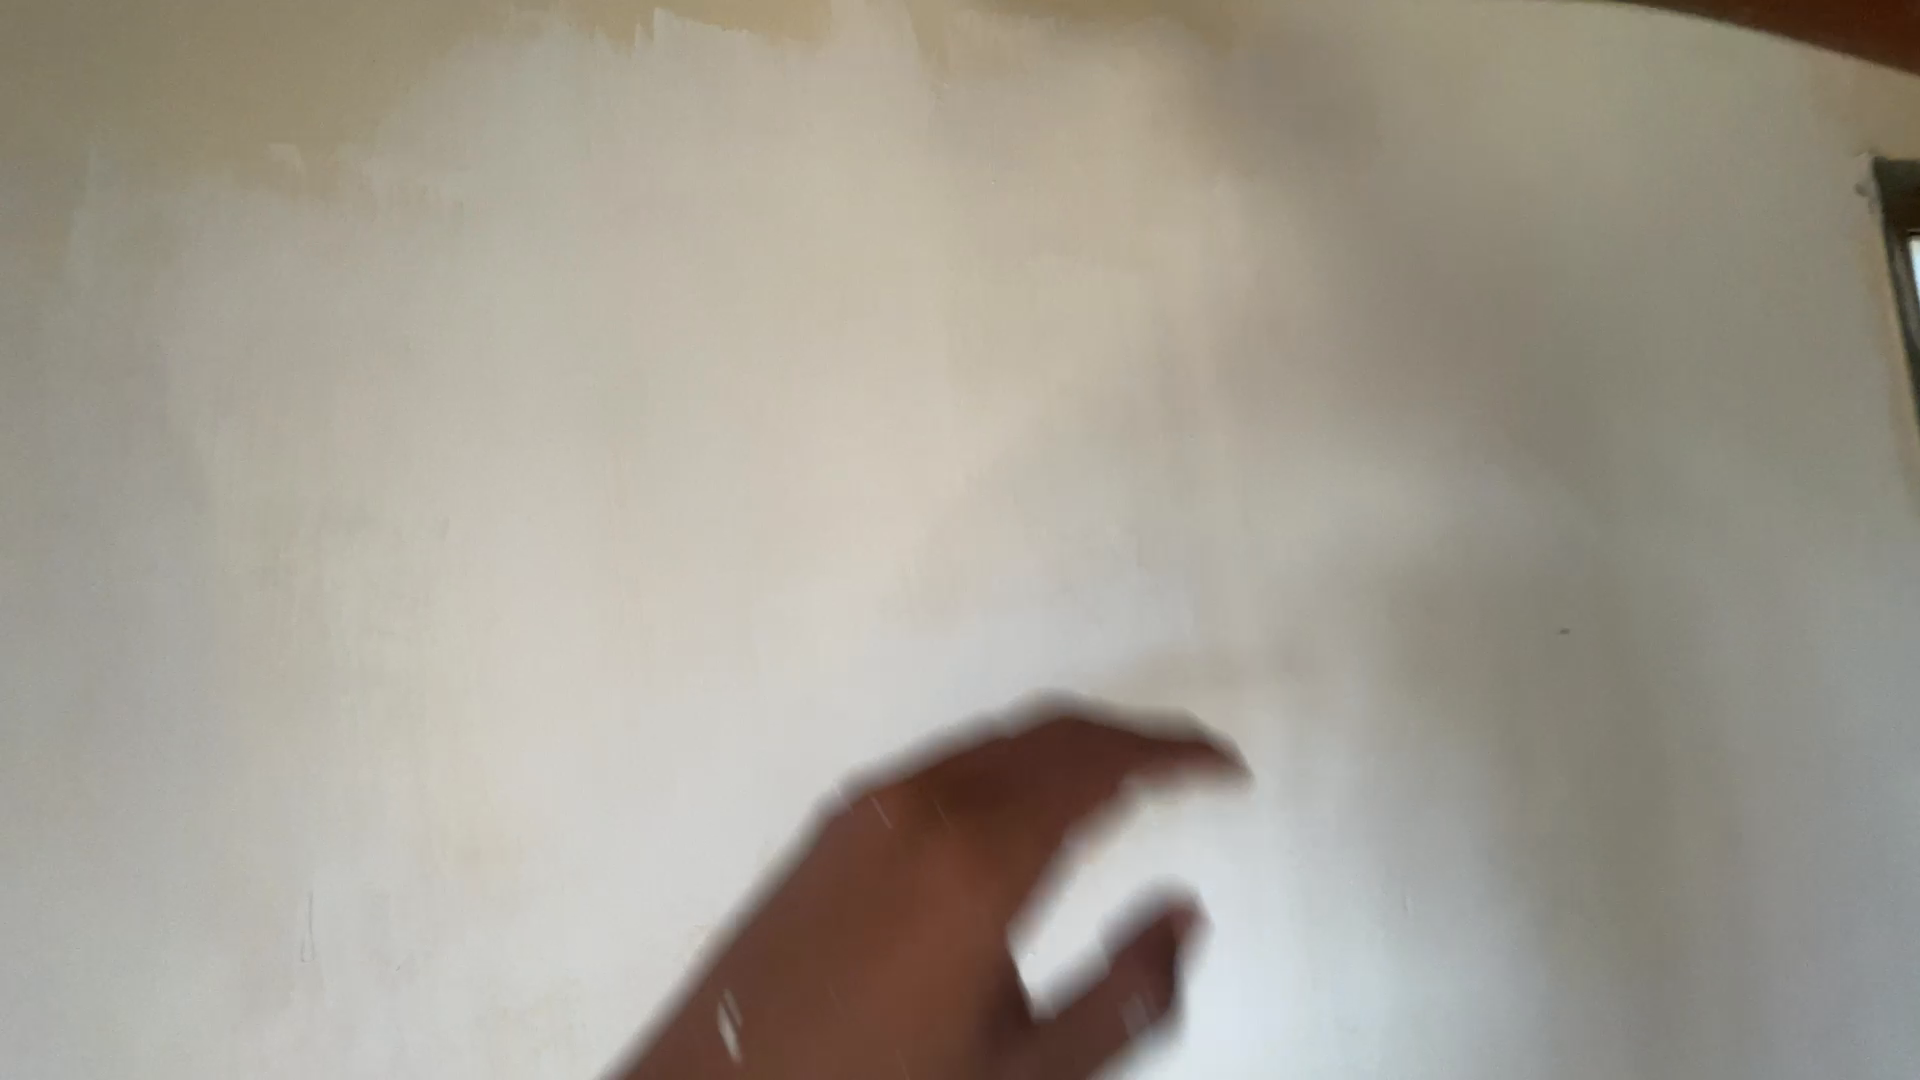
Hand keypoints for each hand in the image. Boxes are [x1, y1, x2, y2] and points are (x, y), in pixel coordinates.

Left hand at [616, 697, 1246, 1079]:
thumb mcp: (1026, 1073)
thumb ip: (1127, 993)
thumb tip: (1185, 910)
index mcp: (982, 856)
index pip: (1101, 766)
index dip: (1173, 754)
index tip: (1223, 764)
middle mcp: (931, 799)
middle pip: (1055, 733)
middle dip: (1130, 739)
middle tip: (1185, 766)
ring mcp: (881, 797)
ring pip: (1002, 739)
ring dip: (1071, 746)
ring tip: (1123, 779)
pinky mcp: (847, 810)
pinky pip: (954, 759)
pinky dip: (1013, 760)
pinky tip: (1030, 800)